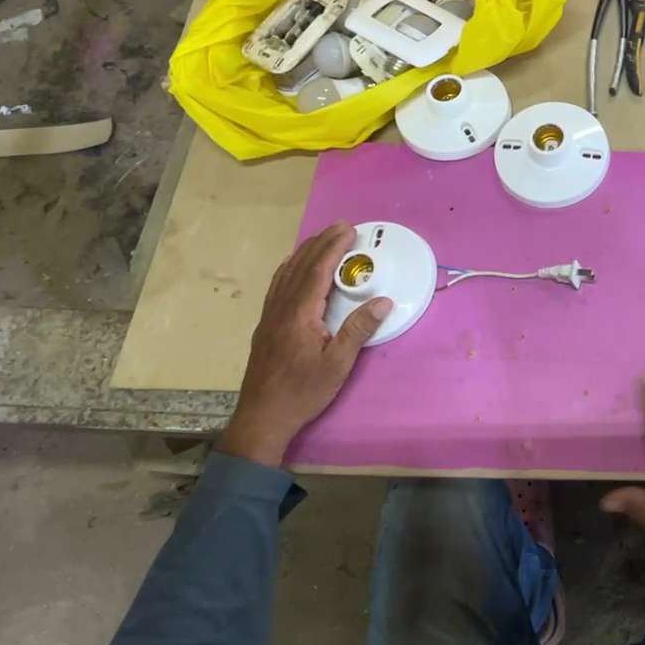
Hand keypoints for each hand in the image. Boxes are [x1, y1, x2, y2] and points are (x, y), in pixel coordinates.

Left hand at [217, 221, 388, 466]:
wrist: (262, 418)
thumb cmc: (303, 392)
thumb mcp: (338, 364)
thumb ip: (358, 330)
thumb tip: (383, 301)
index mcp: (299, 314)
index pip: (318, 271)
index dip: (334, 248)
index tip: (349, 230)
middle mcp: (281, 309)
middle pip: (300, 266)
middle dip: (321, 243)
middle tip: (342, 226)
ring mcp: (270, 316)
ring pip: (286, 274)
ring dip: (305, 252)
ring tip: (322, 238)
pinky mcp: (266, 326)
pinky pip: (277, 286)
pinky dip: (289, 268)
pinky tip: (293, 267)